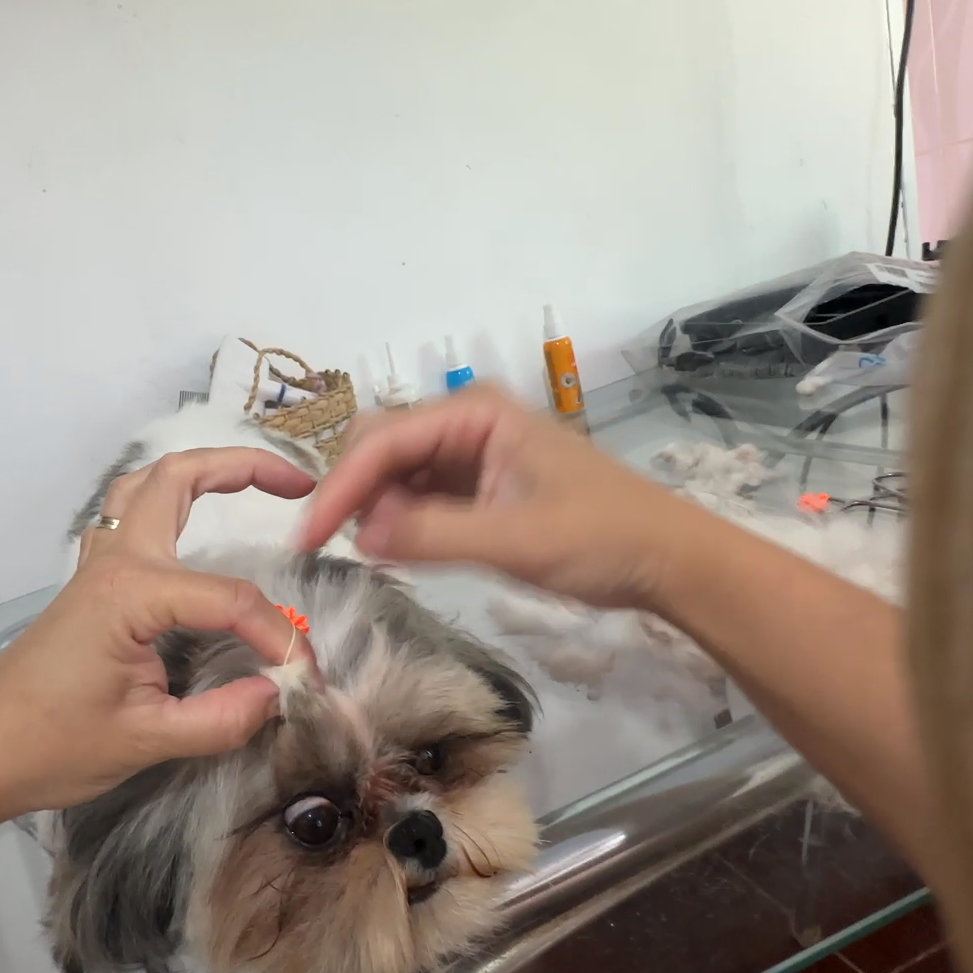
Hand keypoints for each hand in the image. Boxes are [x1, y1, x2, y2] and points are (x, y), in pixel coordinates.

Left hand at [0, 448, 315, 815]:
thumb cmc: (51, 746)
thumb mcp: (146, 741)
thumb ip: (222, 718)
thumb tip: (281, 691)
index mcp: (132, 593)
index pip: (230, 599)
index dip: (277, 634)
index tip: (305, 673)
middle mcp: (117, 561)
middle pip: (180, 477)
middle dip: (243, 467)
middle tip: (296, 486)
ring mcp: (99, 564)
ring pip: (150, 484)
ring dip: (202, 470)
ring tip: (251, 483)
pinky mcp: (93, 580)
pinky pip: (133, 515)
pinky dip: (171, 499)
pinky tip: (193, 524)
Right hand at [299, 384, 699, 609]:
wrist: (664, 558)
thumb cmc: (600, 538)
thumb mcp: (514, 539)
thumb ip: (432, 535)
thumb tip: (358, 538)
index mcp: (476, 414)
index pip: (383, 441)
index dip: (340, 487)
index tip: (307, 537)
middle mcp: (465, 421)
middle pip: (380, 446)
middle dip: (354, 492)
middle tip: (340, 546)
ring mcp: (469, 452)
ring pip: (394, 471)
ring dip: (375, 508)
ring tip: (374, 551)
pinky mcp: (474, 482)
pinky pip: (417, 493)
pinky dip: (399, 519)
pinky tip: (398, 546)